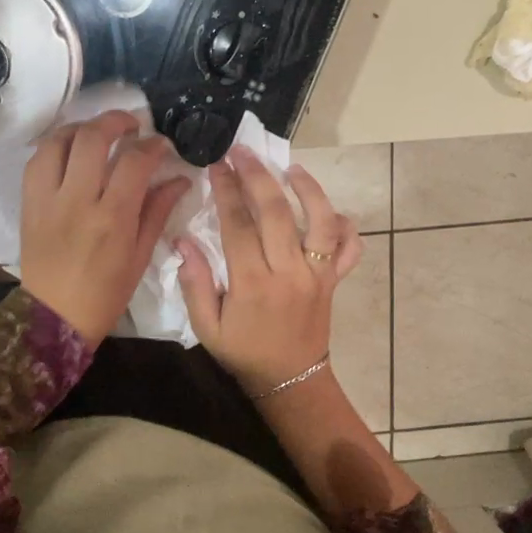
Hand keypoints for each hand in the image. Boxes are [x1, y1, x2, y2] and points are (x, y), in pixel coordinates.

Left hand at [21, 111, 190, 343]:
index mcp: (112, 218)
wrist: (54, 317)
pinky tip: (70, 151)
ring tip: (98, 133)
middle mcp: (77, 201)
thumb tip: (178, 178)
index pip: (134, 161)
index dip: (152, 145)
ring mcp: (48, 200)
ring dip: (81, 127)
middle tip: (131, 126)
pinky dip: (55, 146)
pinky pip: (37, 160)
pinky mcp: (28, 203)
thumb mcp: (140, 257)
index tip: (160, 145)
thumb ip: (157, 211)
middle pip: (92, 138)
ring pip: (58, 141)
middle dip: (116, 121)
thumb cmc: (105, 294)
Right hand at [177, 146, 363, 395]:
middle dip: (257, 177)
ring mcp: (317, 275)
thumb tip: (183, 242)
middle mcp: (289, 273)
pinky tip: (330, 210)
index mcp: (253, 284)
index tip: (216, 166)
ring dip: (308, 190)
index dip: (226, 192)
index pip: (238, 225)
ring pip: (320, 222)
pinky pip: (349, 249)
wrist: (290, 380)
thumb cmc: (243, 353)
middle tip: (242, 152)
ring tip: (291, 168)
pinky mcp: (334, 280)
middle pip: (276, 213)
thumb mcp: (207, 327)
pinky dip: (345, 227)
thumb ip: (194, 284)